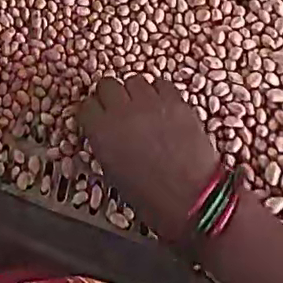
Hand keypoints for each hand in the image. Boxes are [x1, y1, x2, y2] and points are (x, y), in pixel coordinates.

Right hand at [77, 77, 222, 244]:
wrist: (195, 202)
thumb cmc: (152, 199)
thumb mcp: (114, 174)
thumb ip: (105, 144)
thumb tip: (106, 133)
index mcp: (101, 131)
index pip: (87, 106)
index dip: (94, 112)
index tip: (99, 118)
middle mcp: (121, 111)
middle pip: (107, 85)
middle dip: (111, 96)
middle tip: (120, 109)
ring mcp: (149, 103)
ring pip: (134, 80)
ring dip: (135, 92)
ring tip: (143, 107)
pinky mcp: (175, 102)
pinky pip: (161, 84)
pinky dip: (160, 92)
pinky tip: (163, 106)